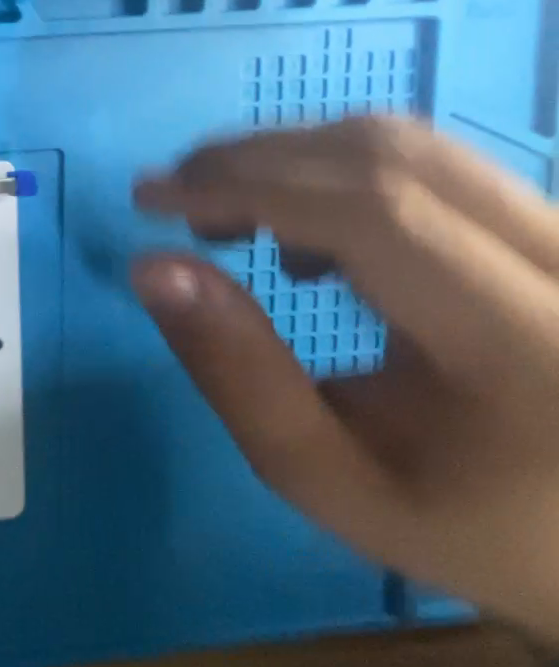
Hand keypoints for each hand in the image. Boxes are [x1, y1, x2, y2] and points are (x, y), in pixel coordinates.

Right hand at [132, 116, 558, 639]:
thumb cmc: (453, 518)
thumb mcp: (316, 472)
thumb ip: (233, 370)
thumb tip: (152, 265)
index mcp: (525, 344)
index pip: (373, 216)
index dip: (244, 187)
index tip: (148, 198)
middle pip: (392, 158)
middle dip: (254, 160)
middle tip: (174, 199)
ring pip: (413, 148)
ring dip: (290, 160)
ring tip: (226, 217)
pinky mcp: (554, 232)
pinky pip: (435, 168)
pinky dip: (335, 176)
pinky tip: (302, 233)